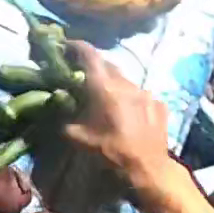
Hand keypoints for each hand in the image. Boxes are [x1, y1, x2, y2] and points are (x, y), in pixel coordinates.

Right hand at [63, 40, 179, 186]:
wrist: (149, 168)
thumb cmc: (110, 150)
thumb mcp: (77, 137)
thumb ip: (63, 118)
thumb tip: (55, 105)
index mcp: (104, 87)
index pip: (89, 55)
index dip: (76, 46)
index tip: (66, 44)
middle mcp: (126, 84)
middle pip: (107, 65)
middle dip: (93, 65)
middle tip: (80, 72)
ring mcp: (145, 93)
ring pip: (124, 79)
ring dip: (111, 82)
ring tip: (103, 94)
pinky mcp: (158, 104)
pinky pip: (140, 94)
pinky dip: (129, 96)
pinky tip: (125, 109)